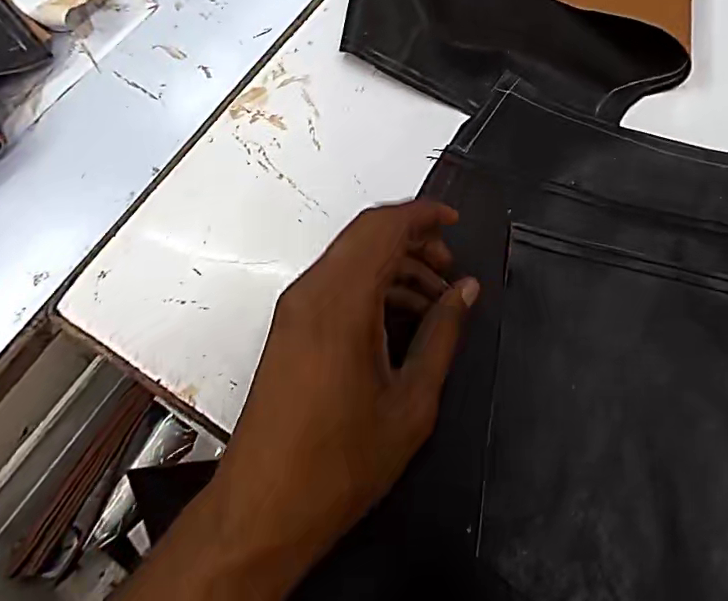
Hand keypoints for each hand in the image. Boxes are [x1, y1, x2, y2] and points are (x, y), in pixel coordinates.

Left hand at [131, 200, 478, 600]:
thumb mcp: (411, 402)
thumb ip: (443, 335)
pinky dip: (374, 285)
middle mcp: (311, 294)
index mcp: (340, 303)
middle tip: (450, 270)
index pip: (384, 227)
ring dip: (396, 265)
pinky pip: (338, 282)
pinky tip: (403, 320)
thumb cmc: (336, 465)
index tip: (454, 221)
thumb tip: (465, 291)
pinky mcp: (291, 326)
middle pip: (367, 234)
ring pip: (353, 256)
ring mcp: (296, 309)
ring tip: (435, 303)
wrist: (262, 511)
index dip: (423, 214)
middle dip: (415, 240)